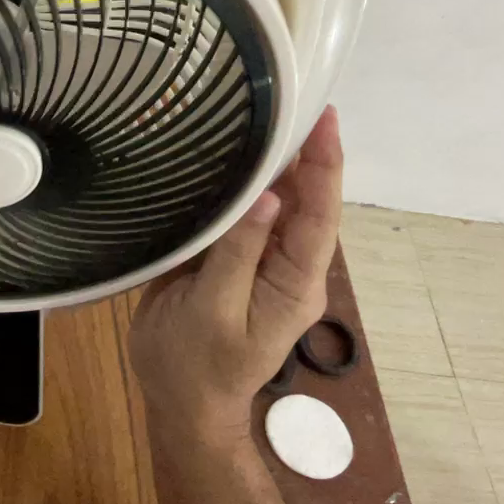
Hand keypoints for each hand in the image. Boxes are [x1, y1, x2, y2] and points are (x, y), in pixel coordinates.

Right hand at [129, 108, 344, 448]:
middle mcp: (284, 268)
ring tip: (256, 123)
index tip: (325, 119)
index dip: (324, 166)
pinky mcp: (225, 267)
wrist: (177, 399)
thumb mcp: (215, 311)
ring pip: (270, 211)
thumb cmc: (197, 362)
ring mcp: (256, 267)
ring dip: (267, 169)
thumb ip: (238, 256)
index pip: (318, 215)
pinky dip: (231, 191)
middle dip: (302, 156)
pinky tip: (215, 166)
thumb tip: (268, 198)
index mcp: (293, 282)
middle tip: (288, 104)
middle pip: (302, 206)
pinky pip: (236, 223)